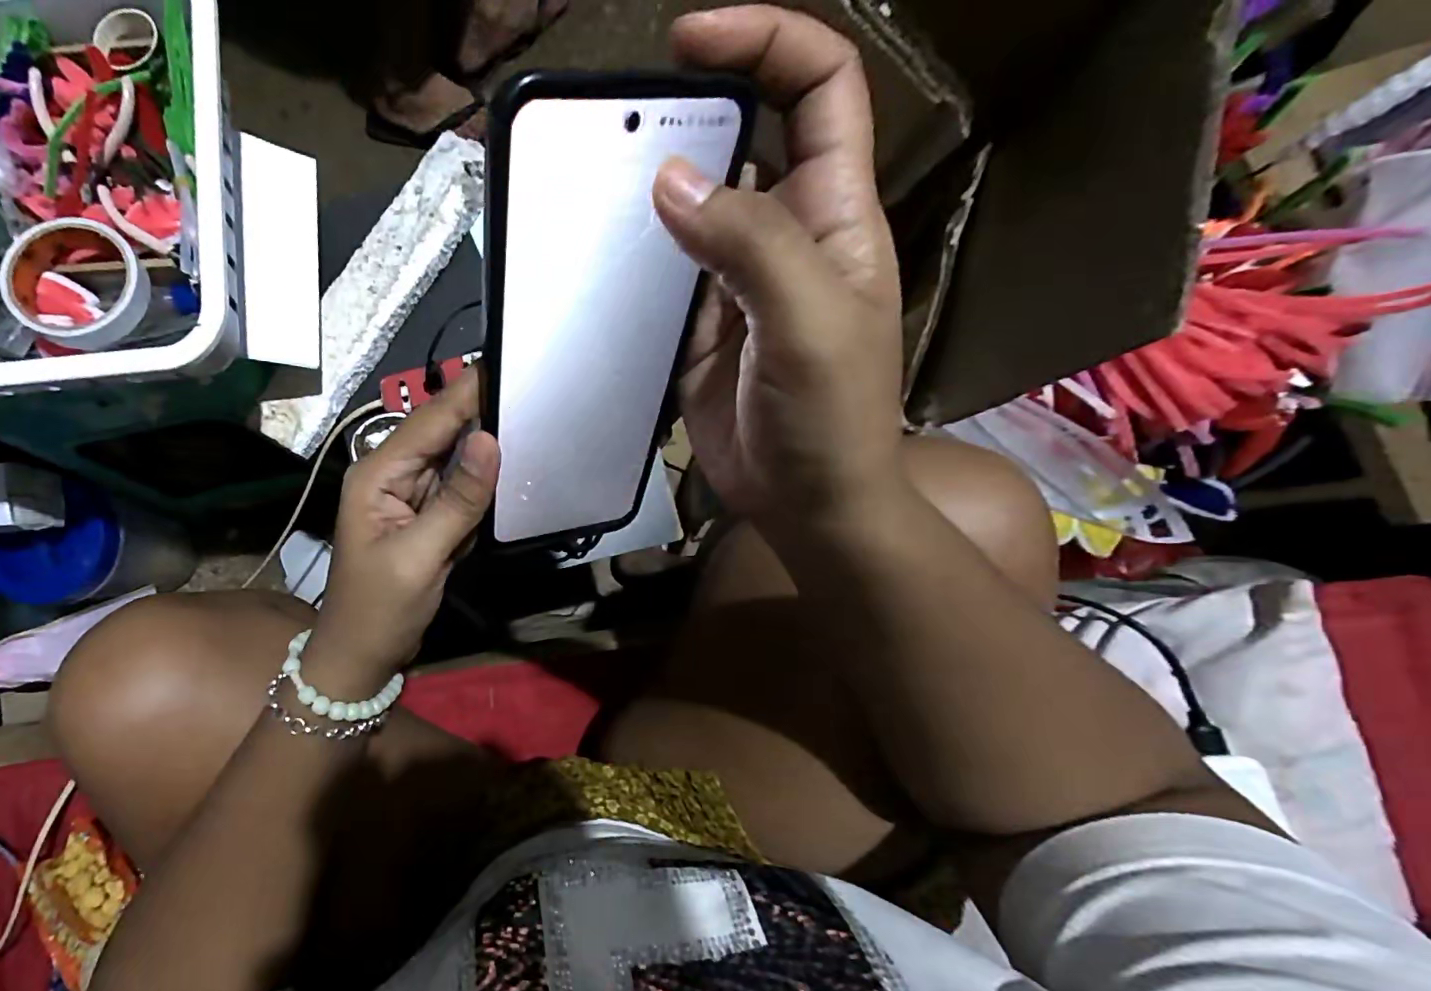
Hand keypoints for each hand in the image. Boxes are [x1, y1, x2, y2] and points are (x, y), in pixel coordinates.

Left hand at [311, 367, 498, 690]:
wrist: (364, 655)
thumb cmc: (379, 609)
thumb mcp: (418, 556)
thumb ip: (457, 500)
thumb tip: (489, 442)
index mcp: (378, 475)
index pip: (429, 422)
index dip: (467, 393)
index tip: (508, 364)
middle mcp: (394, 476)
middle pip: (443, 433)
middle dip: (482, 412)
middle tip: (530, 389)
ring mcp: (413, 497)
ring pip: (456, 459)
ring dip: (488, 444)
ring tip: (531, 417)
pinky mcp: (430, 518)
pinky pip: (462, 488)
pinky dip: (486, 480)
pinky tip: (514, 463)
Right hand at [652, 5, 905, 529]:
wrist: (805, 503)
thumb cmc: (831, 419)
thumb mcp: (807, 323)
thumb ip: (750, 246)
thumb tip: (671, 179)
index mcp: (833, 215)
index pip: (817, 90)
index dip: (764, 44)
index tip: (689, 41)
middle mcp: (785, 235)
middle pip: (745, 137)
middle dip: (691, 112)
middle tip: (621, 123)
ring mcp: (737, 282)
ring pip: (694, 206)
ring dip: (651, 189)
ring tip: (596, 184)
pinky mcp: (700, 327)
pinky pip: (662, 273)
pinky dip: (633, 257)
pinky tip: (601, 256)